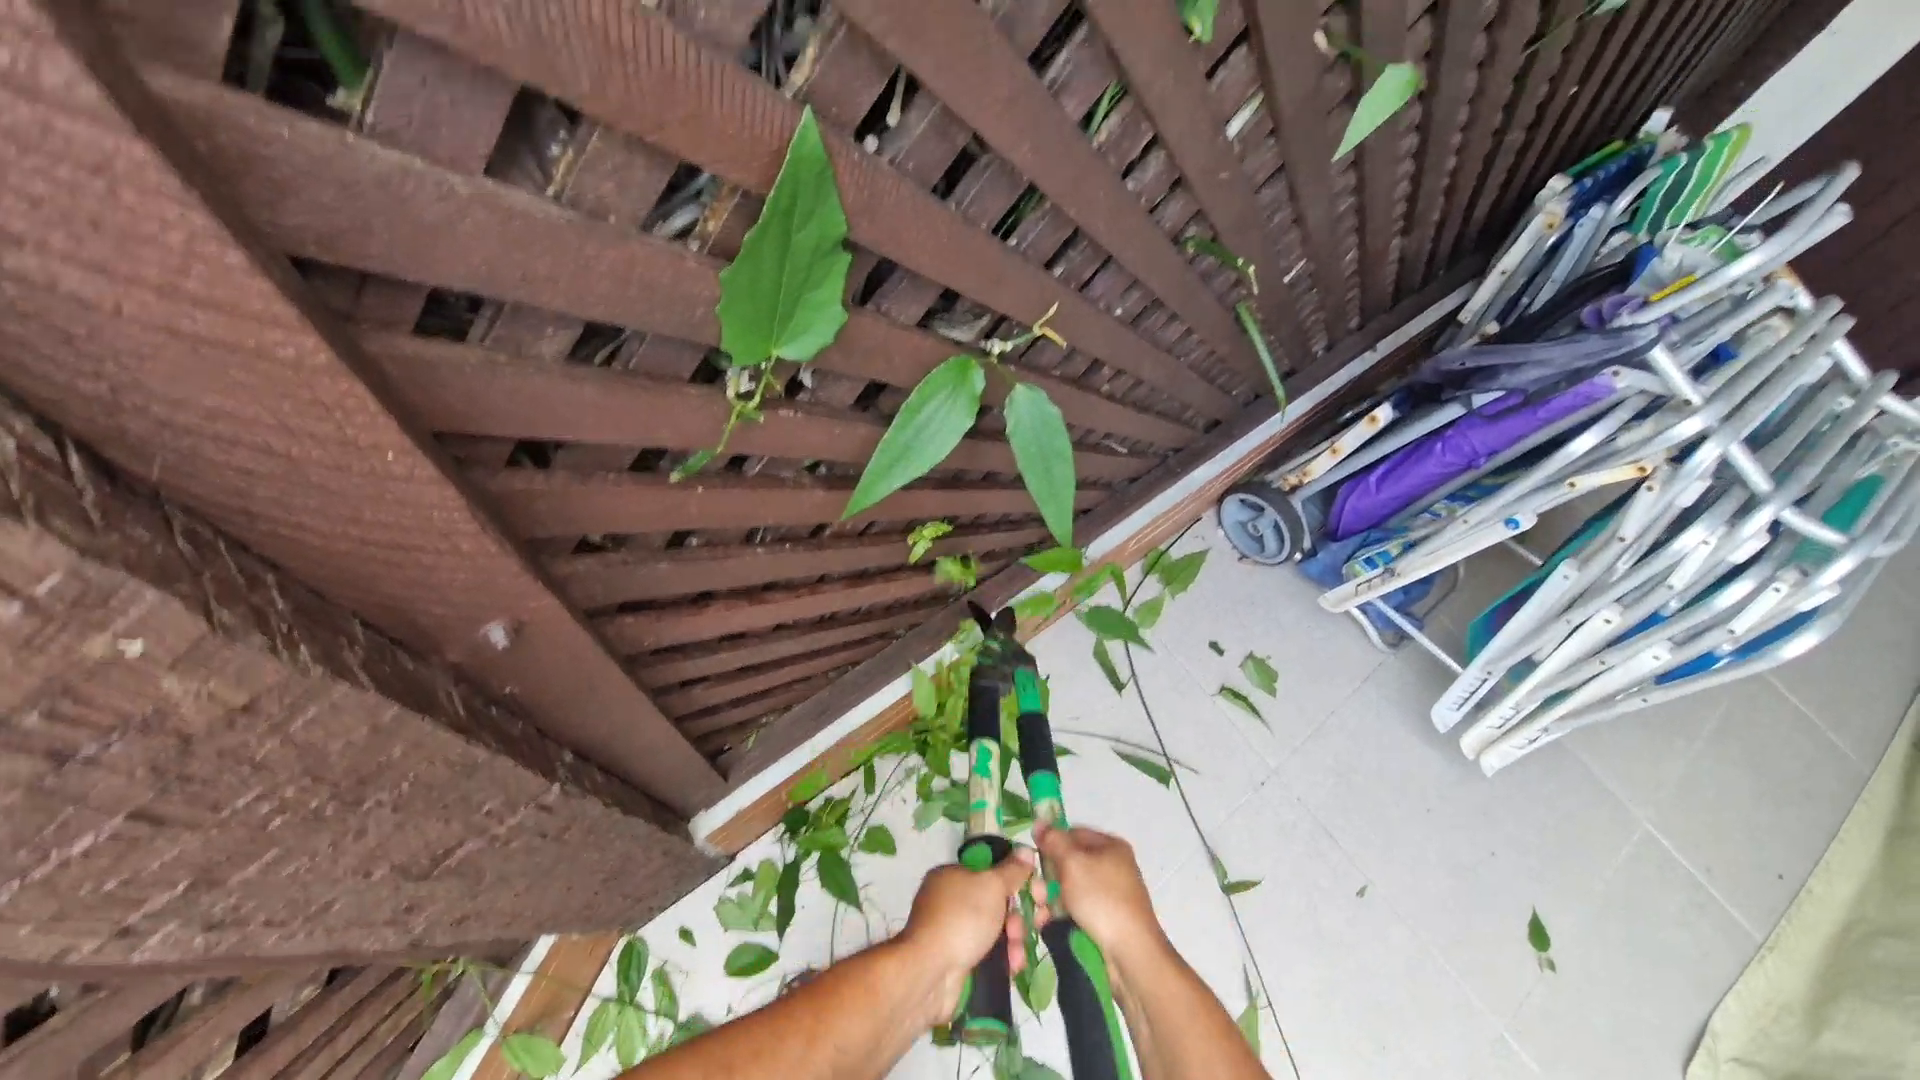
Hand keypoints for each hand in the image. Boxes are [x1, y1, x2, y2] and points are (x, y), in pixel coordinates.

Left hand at [897, 851, 1036, 1022]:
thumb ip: (1012, 869)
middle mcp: (952, 898)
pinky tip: (1013, 964)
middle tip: (1038, 921)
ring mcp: (955, 928)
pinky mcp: (959, 955)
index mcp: (954, 874)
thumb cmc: (962, 919)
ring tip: (1018, 951)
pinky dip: (1004, 954)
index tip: (1040, 892)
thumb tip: (1025, 850)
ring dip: (1015, 937)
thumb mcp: (991, 886)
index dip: (1020, 879)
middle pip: (998, 898)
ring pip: (996, 926)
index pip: (994, 868)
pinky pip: (989, 948)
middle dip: (1020, 913)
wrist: (930, 972)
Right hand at [1031, 824, 1168, 971]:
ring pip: (1068, 889)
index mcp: (1111, 847)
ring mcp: (1108, 895)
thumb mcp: (1073, 863)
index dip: (1051, 842)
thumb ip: (1054, 841)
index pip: (1073, 833)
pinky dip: (1060, 915)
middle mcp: (1112, 867)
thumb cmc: (1102, 899)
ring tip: (1042, 912)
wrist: (1130, 952)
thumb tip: (1040, 822)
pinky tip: (1048, 924)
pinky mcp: (1103, 920)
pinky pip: (1075, 910)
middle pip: (1069, 863)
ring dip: (1050, 899)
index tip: (1033, 856)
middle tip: (1037, 891)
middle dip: (1048, 877)